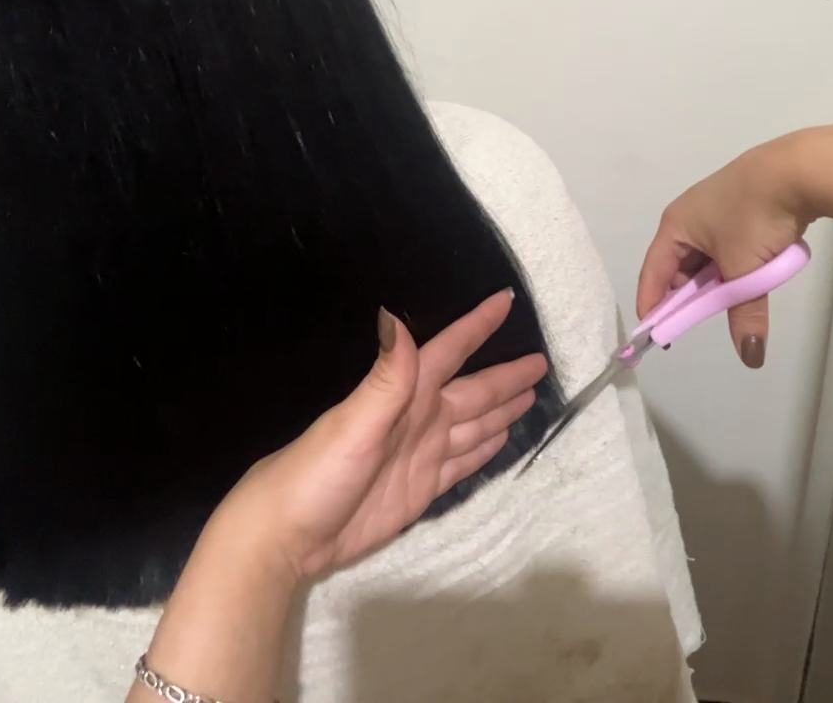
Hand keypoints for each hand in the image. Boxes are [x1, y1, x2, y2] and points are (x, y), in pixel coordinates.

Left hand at [209, 291, 548, 582]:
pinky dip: (484, 447)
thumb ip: (387, 378)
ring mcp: (422, 453)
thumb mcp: (355, 423)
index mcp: (405, 394)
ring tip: (529, 394)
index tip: (505, 300)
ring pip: (473, 423)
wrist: (291, 532)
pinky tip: (501, 437)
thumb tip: (398, 317)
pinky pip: (463, 461)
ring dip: (501, 409)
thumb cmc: (320, 471)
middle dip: (506, 376)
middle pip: (473, 391)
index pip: (450, 351)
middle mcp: (418, 417)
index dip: (477, 326)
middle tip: (541, 361)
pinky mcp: (422, 487)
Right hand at [636, 131, 820, 367]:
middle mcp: (687, 216)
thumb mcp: (745, 269)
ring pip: (705, 256)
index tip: (655, 332)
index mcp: (675, 226)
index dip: (653, 303)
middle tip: (696, 322)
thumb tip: (750, 356)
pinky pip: (724, 245)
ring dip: (712, 281)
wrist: (798, 169)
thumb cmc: (754, 217)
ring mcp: (714, 208)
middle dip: (686, 295)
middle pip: (678, 265)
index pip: (653, 272)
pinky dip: (730, 266)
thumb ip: (744, 313)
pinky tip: (747, 277)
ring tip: (726, 303)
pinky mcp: (739, 206)